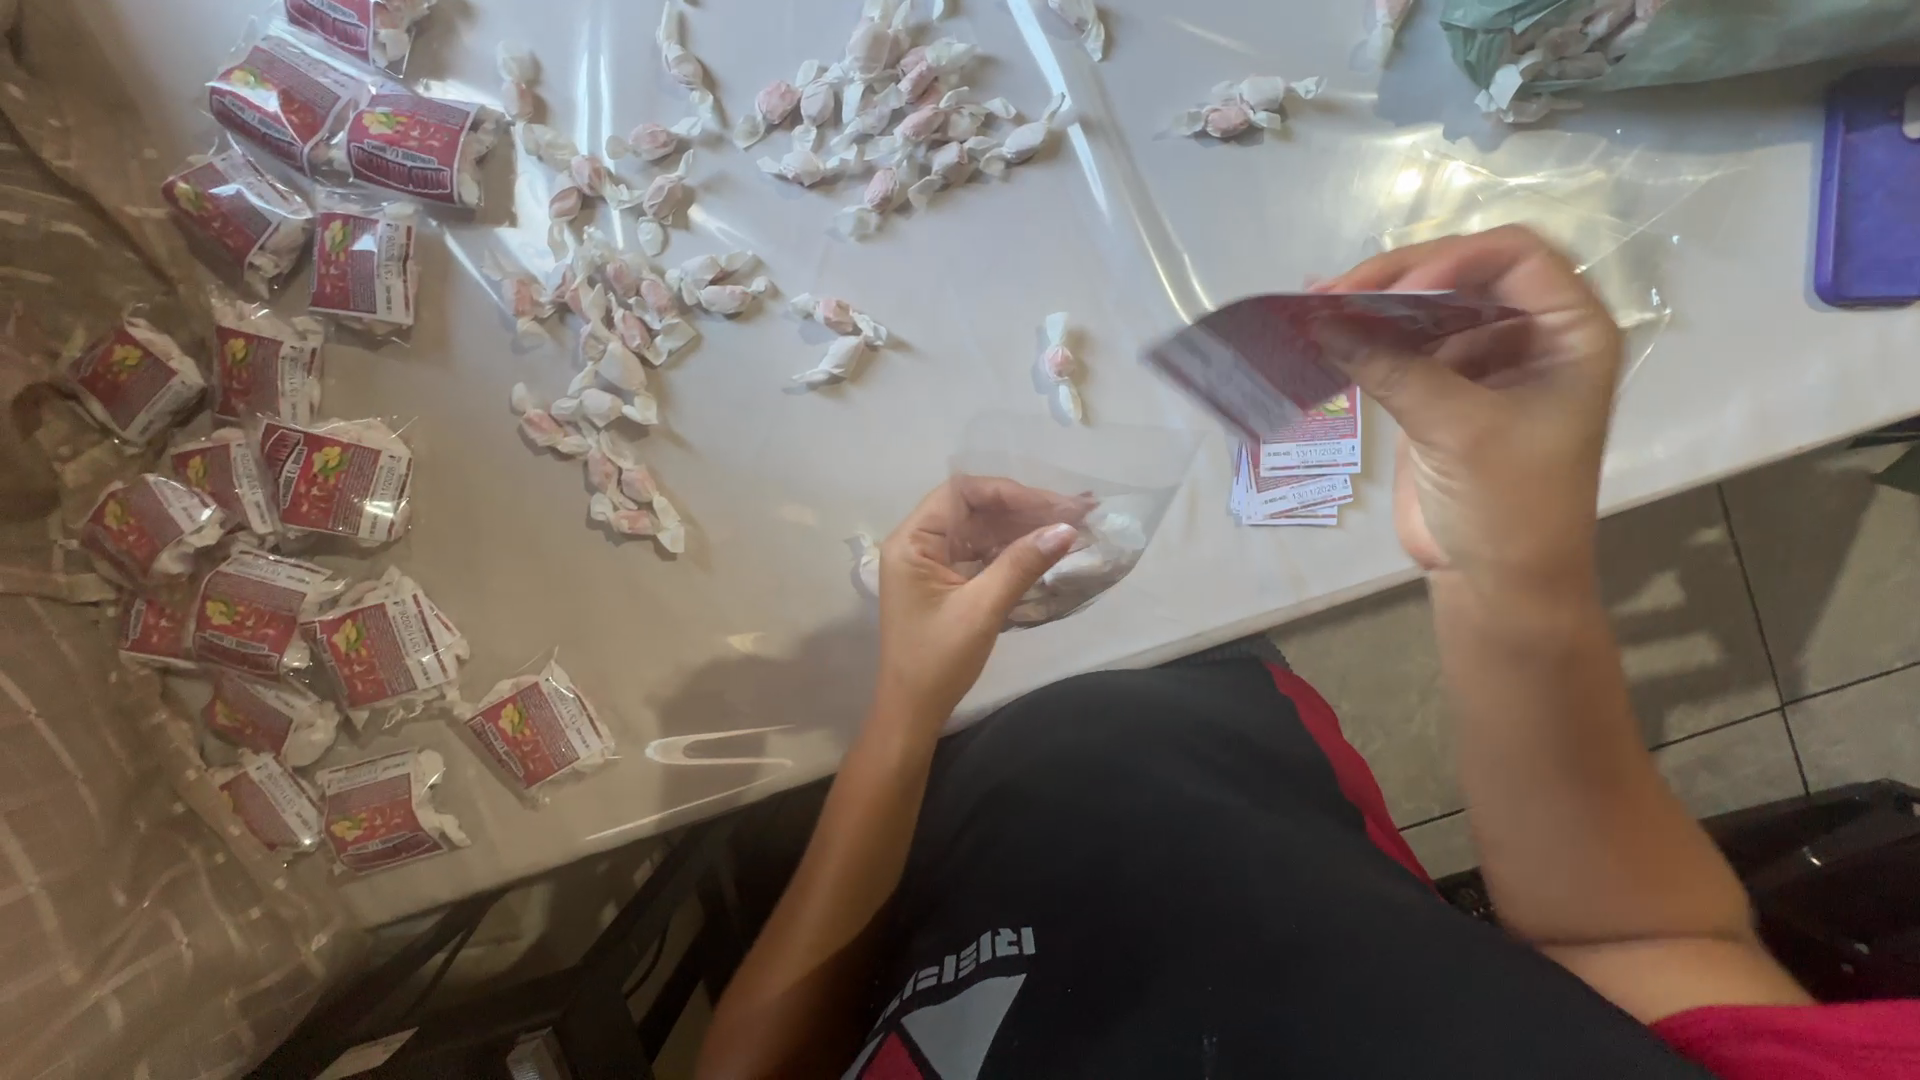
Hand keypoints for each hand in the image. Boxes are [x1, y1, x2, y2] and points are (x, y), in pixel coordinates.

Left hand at [875, 477, 1085, 719]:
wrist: (912, 711)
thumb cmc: (938, 661)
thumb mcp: (982, 609)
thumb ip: (1022, 564)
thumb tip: (1066, 528)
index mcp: (912, 541)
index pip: (961, 492)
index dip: (1009, 493)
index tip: (1053, 506)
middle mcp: (917, 543)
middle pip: (973, 507)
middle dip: (1023, 508)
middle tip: (1076, 513)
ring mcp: (931, 562)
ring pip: (980, 529)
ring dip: (1022, 527)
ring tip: (1070, 526)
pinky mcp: (944, 581)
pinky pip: (980, 552)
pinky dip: (1011, 549)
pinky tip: (1044, 549)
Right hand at [1313, 225, 1622, 586]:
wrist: (1494, 576)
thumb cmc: (1509, 503)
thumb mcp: (1459, 429)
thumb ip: (1394, 370)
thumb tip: (1320, 323)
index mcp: (1569, 332)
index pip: (1517, 258)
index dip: (1455, 258)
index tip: (1395, 291)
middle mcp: (1528, 336)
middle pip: (1463, 276)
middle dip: (1399, 278)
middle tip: (1336, 291)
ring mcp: (1480, 364)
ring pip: (1426, 310)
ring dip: (1374, 305)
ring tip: (1319, 304)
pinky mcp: (1438, 392)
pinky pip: (1400, 349)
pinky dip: (1364, 338)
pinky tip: (1325, 329)